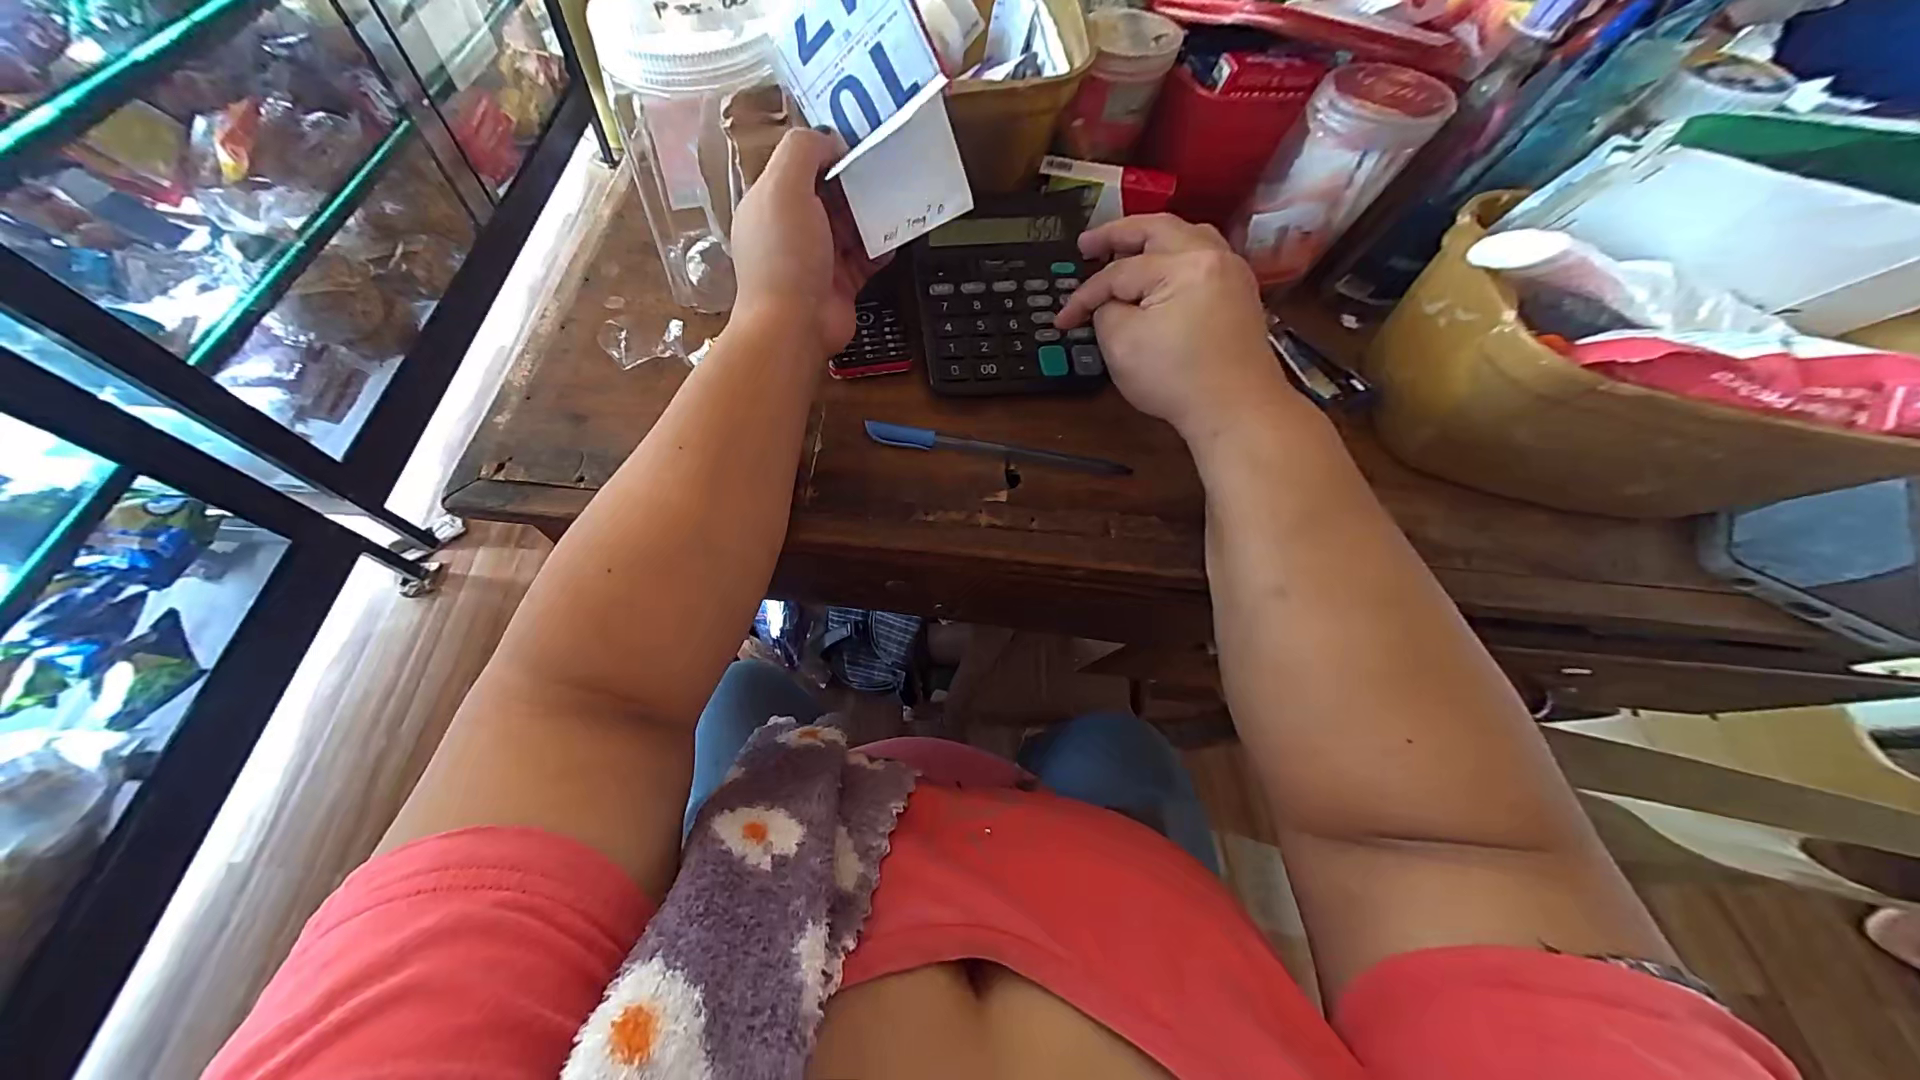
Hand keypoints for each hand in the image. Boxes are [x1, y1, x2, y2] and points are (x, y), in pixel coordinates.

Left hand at [729, 128, 886, 355]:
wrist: (794, 326)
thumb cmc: (784, 258)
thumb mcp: (784, 186)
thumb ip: (803, 151)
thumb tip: (829, 141)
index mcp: (771, 202)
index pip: (800, 167)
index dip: (827, 155)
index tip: (857, 150)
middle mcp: (793, 229)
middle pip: (830, 197)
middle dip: (856, 186)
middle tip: (884, 175)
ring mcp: (818, 259)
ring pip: (851, 227)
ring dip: (873, 216)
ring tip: (894, 205)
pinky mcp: (841, 284)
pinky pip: (866, 259)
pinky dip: (881, 250)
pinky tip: (892, 242)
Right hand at [1054, 215, 1300, 443]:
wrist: (1237, 410)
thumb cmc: (1179, 381)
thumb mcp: (1121, 346)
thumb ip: (1105, 312)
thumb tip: (1108, 303)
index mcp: (1184, 265)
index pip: (1119, 272)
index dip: (1085, 295)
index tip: (1065, 318)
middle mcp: (1213, 257)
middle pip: (1157, 230)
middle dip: (1117, 234)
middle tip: (1087, 244)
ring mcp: (1231, 273)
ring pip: (1185, 237)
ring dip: (1150, 239)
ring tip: (1124, 250)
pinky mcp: (1238, 294)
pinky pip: (1201, 258)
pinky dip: (1173, 256)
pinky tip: (1159, 272)